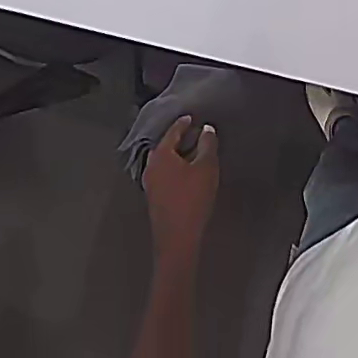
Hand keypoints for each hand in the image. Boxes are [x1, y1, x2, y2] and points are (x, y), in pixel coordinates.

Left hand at [142, 116, 219, 260]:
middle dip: (178, 139)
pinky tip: (185, 173)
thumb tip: (206, 129)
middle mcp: (151, 165)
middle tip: (192, 133)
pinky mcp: (154, 198)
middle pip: (165, 146)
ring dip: (176, 155)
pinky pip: (163, 173)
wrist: (177, 240)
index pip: (172, 132)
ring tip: (191, 152)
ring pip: (163, 161)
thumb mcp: (206, 167)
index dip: (183, 123)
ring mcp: (150, 183)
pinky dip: (173, 167)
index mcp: (161, 154)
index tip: (191, 117)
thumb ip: (207, 145)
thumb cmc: (192, 198)